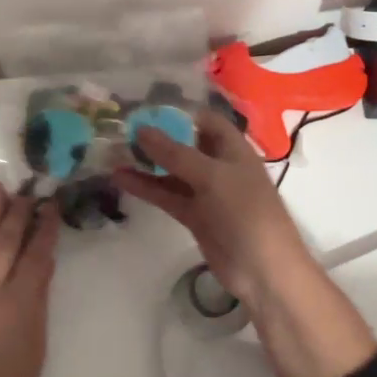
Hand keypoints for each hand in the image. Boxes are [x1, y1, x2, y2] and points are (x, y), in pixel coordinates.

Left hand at [0, 182, 59, 376]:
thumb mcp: (36, 344)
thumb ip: (37, 300)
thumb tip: (42, 262)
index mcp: (18, 306)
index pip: (35, 255)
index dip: (46, 228)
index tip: (53, 203)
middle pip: (6, 242)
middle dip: (19, 211)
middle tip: (30, 185)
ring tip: (0, 185)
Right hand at [111, 111, 316, 301]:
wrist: (263, 270)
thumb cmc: (246, 213)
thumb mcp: (212, 177)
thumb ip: (175, 154)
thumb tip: (141, 129)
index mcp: (234, 149)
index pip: (205, 120)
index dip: (179, 111)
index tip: (144, 106)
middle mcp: (220, 166)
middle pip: (185, 144)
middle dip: (157, 136)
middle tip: (120, 127)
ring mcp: (207, 193)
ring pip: (172, 172)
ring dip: (147, 163)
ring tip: (112, 152)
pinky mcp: (195, 216)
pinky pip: (167, 196)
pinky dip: (146, 188)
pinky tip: (120, 178)